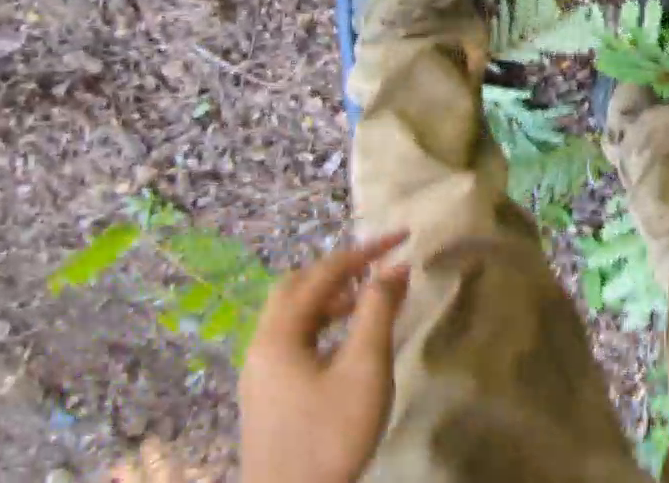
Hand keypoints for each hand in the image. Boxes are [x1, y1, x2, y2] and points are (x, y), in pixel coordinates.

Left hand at [238, 232, 411, 482]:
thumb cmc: (331, 431)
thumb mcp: (365, 367)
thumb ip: (379, 311)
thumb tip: (395, 267)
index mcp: (279, 336)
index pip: (323, 275)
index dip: (366, 251)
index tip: (406, 237)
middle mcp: (262, 347)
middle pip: (297, 288)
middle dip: (342, 269)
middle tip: (384, 266)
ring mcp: (262, 372)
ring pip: (295, 314)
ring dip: (336, 296)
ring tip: (377, 300)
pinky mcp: (270, 391)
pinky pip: (297, 336)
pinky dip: (328, 321)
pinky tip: (354, 337)